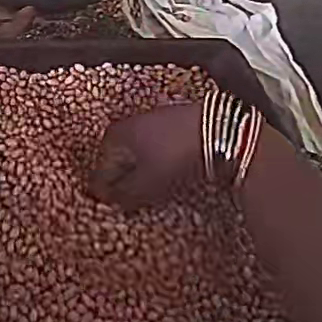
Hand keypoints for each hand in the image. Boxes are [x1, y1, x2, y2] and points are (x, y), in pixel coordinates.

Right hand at [86, 102, 205, 210]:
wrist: (219, 129)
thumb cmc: (173, 154)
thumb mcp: (148, 181)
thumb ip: (126, 193)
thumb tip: (110, 201)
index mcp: (118, 133)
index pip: (102, 162)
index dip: (104, 185)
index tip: (107, 202)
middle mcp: (132, 121)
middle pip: (121, 153)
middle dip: (122, 175)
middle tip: (126, 197)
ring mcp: (156, 118)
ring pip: (142, 149)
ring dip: (142, 168)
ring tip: (150, 188)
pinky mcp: (178, 121)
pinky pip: (160, 145)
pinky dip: (160, 160)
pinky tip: (170, 172)